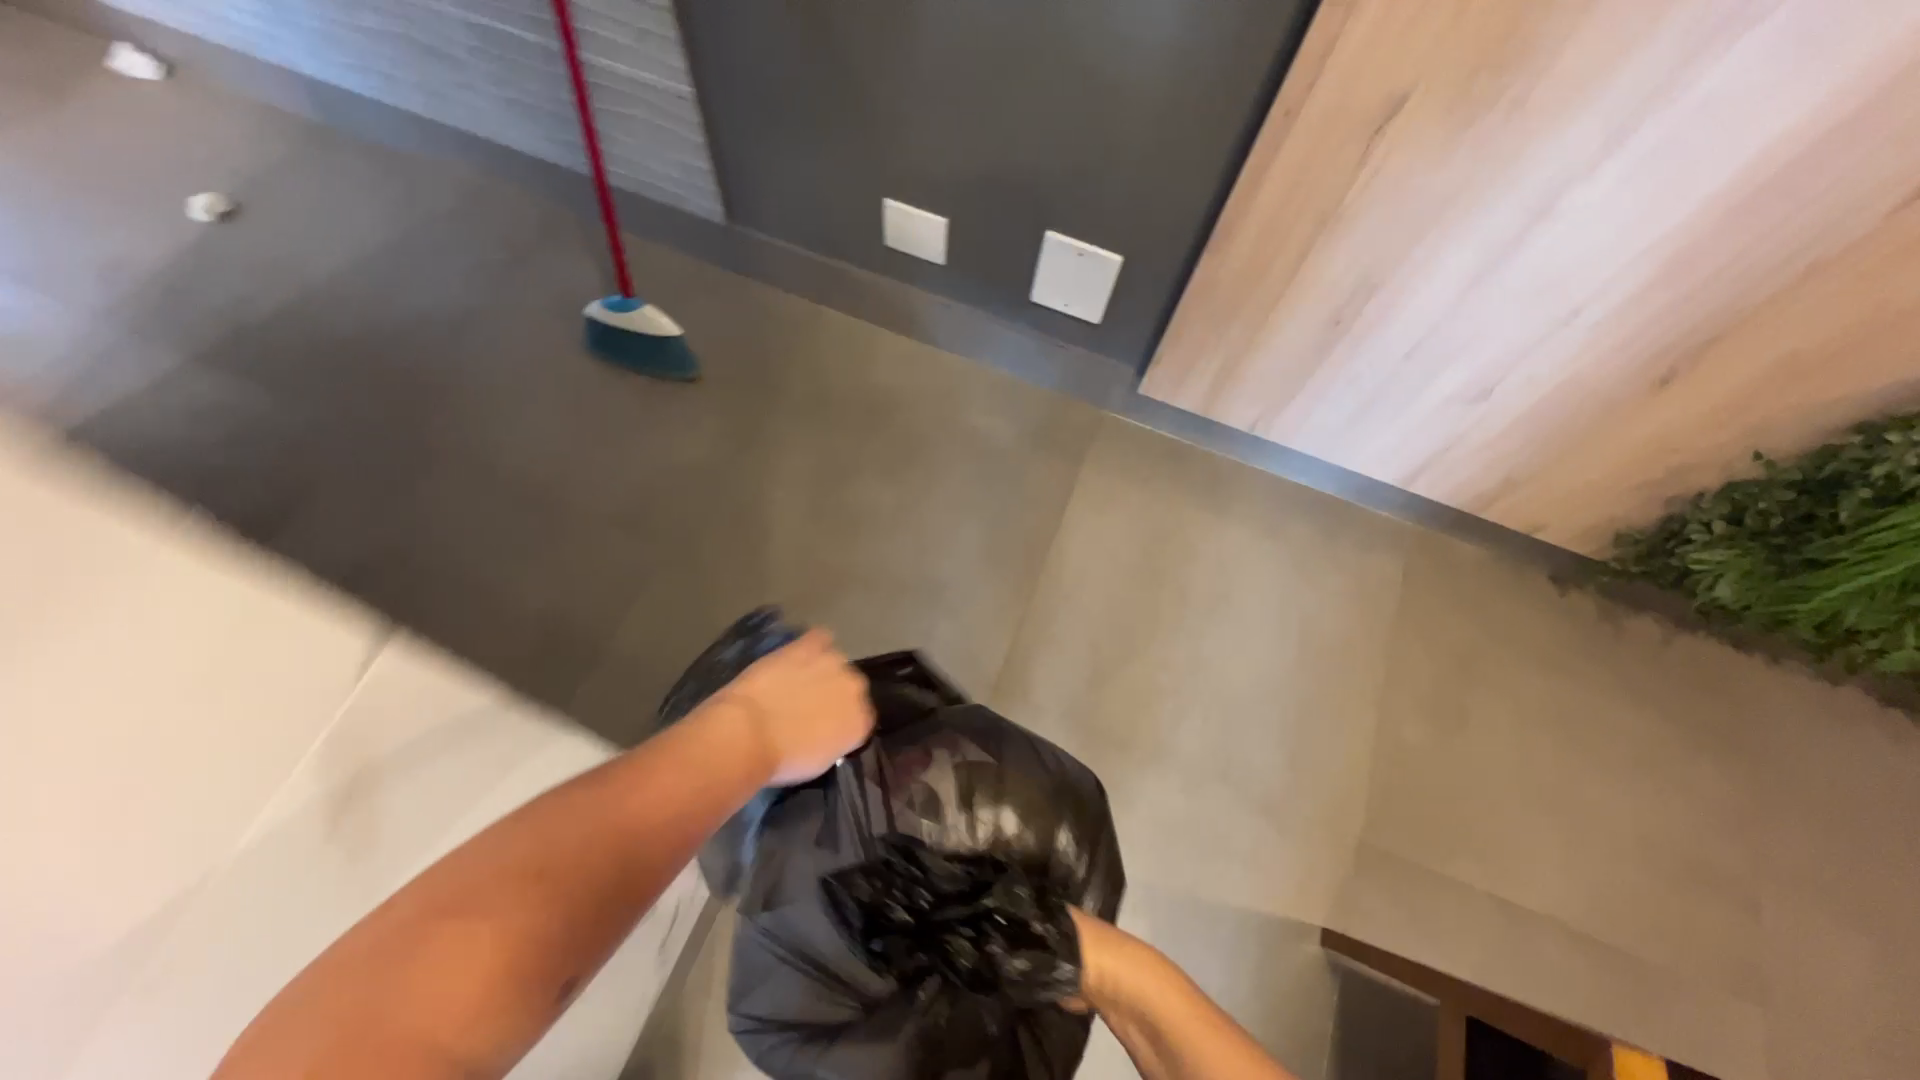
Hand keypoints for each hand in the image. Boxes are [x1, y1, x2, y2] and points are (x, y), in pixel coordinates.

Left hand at [705, 629, 874, 784]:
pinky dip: (812, 644)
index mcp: (862, 722)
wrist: (748, 735)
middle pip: (851, 686)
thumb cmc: (781, 760)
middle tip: (808, 706)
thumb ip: (835, 739)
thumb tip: (827, 730)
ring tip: (798, 681)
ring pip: (835, 661)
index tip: (824, 726)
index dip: (841, 719)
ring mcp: (833, 663)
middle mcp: (855, 688)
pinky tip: (799, 655)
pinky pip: (819, 637)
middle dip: (834, 693)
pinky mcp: (807, 646)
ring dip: (822, 669)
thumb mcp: (819, 761)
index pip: (861, 717)